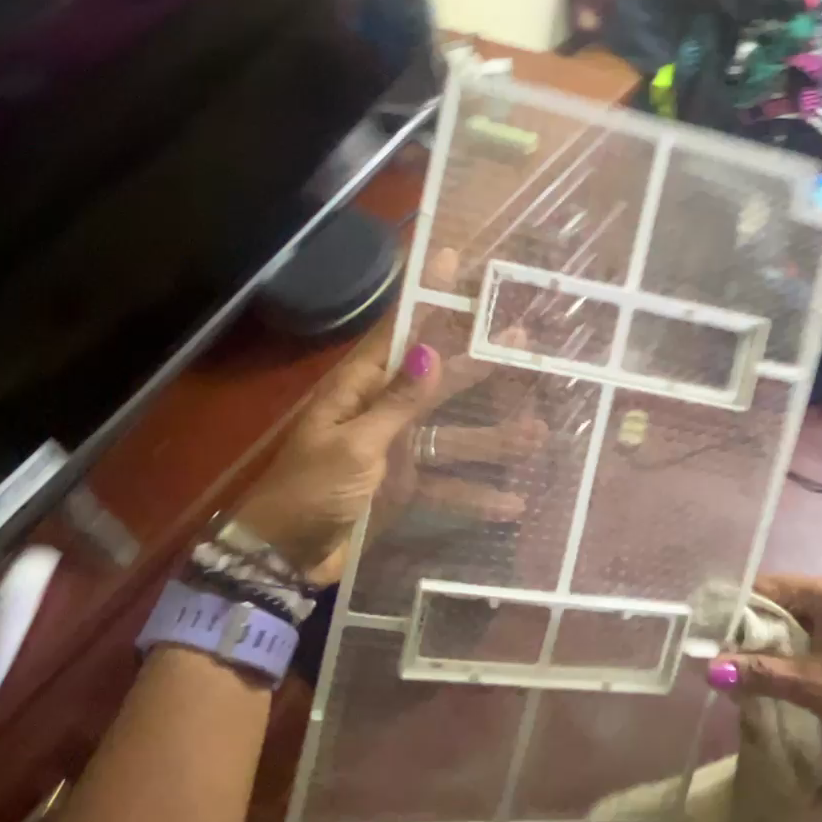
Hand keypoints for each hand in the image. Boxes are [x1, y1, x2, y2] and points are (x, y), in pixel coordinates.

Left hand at [233, 249, 547, 580]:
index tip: (451, 261)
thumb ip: (399, 403)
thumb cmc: (310, 491)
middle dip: (478, 365)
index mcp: (358, 389)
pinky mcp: (404, 489)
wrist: (283, 560)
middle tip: (522, 341)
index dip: (425, 299)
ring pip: (452, 436)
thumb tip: (431, 351)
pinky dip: (477, 496)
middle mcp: (381, 412)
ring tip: (537, 432)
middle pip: (437, 381)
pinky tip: (513, 502)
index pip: (397, 332)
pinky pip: (447, 487)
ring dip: (493, 437)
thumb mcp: (355, 445)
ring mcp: (396, 451)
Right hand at [710, 574, 821, 777]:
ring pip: (786, 625)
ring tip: (729, 666)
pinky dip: (781, 655)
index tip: (703, 632)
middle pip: (774, 605)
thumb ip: (760, 673)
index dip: (733, 608)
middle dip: (744, 629)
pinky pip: (801, 640)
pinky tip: (761, 675)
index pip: (765, 588)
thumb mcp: (813, 686)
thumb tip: (708, 669)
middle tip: (711, 653)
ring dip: (762, 645)